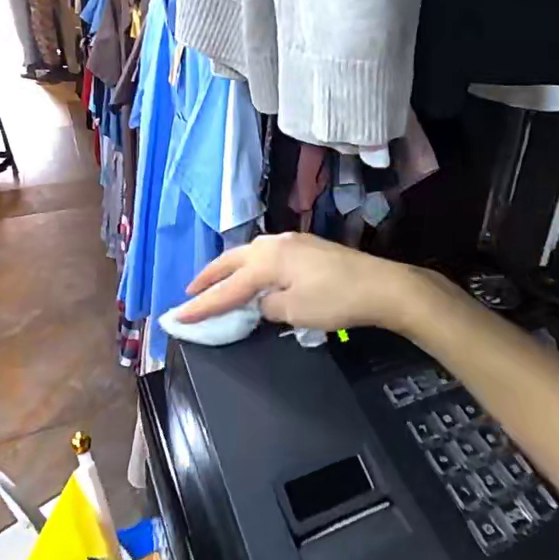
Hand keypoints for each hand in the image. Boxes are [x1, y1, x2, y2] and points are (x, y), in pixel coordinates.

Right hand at [168, 233, 437, 332]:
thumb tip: (260, 303)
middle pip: (232, 261)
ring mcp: (292, 242)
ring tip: (216, 282)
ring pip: (249, 253)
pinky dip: (250, 265)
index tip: (177, 317)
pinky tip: (253, 274)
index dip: (202, 306)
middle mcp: (274, 244)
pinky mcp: (307, 246)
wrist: (381, 286)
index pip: (226, 288)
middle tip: (190, 293)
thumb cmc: (335, 300)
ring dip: (229, 268)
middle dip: (209, 277)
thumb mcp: (294, 312)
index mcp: (266, 260)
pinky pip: (266, 254)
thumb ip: (267, 307)